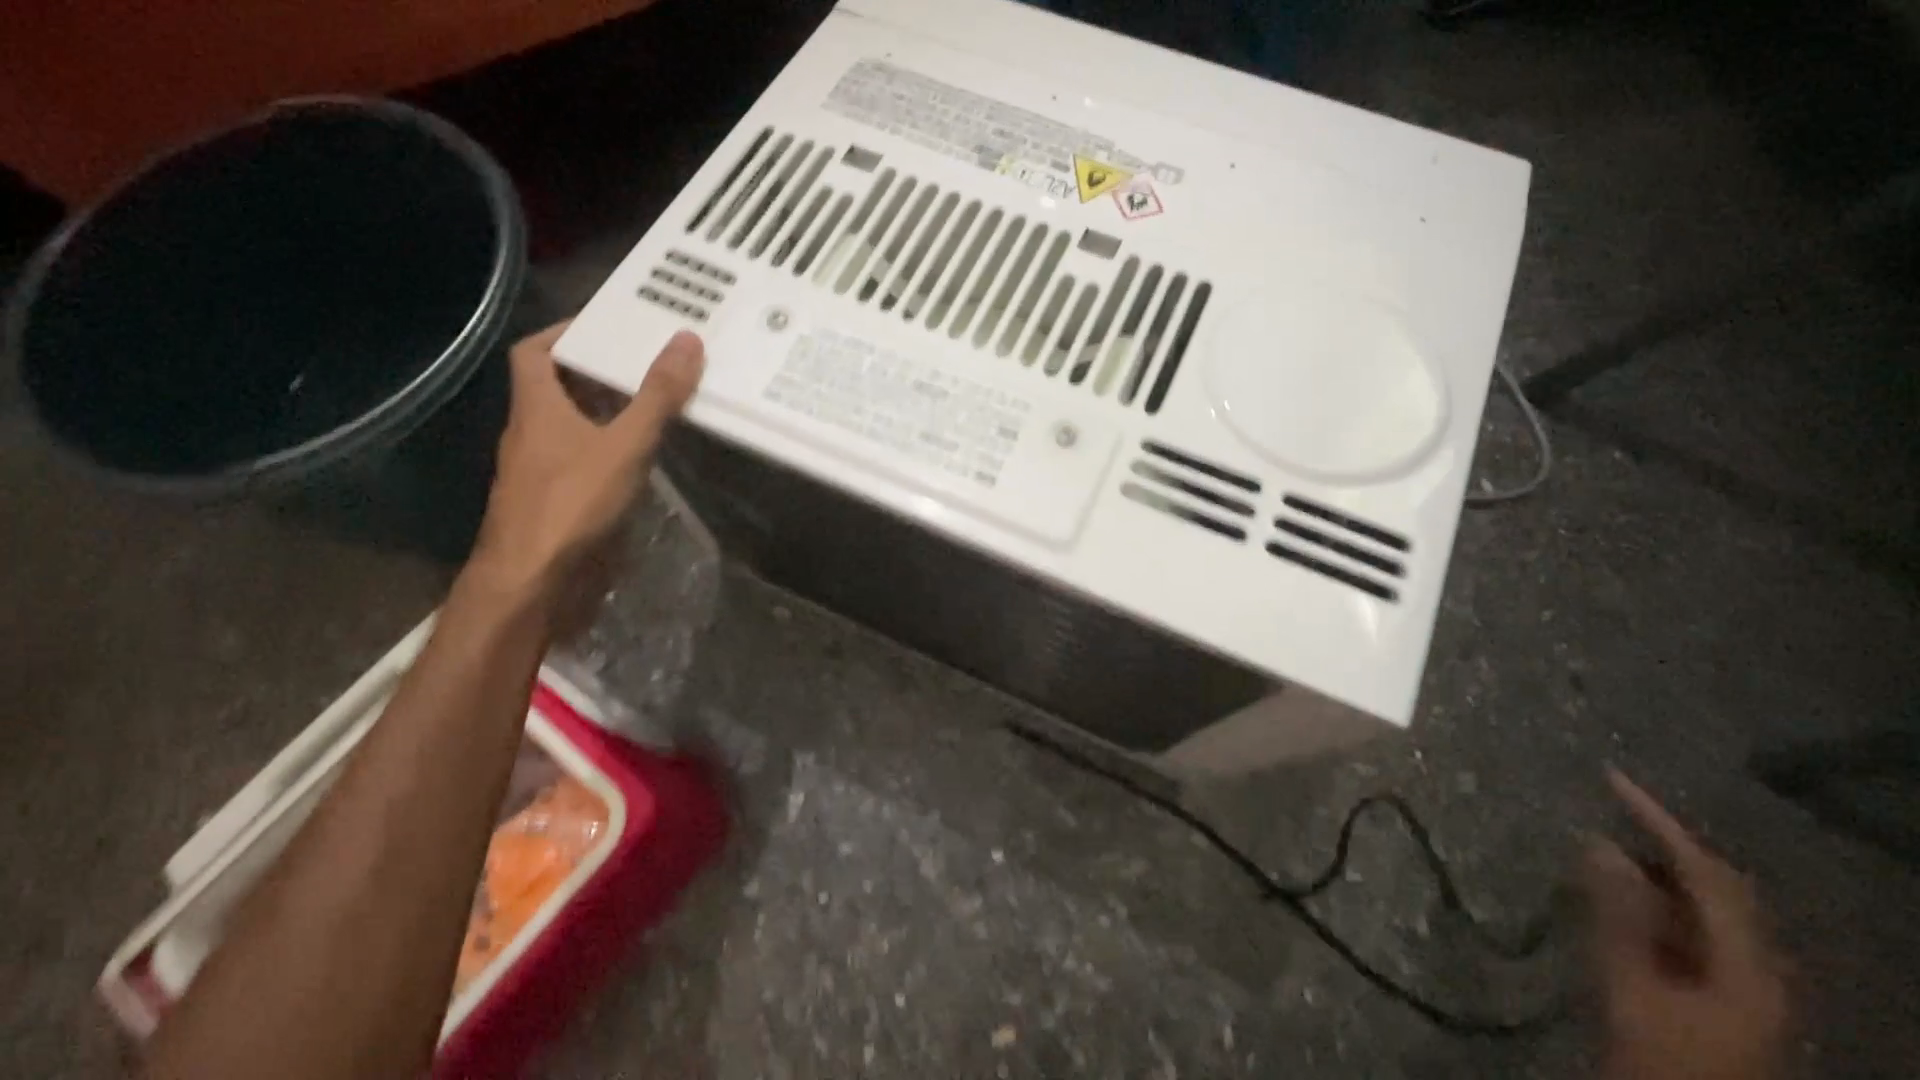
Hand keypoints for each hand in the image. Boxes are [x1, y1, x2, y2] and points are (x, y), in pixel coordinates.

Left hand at [469, 322, 703, 600]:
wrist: (531, 584)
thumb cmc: (571, 505)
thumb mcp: (624, 444)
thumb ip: (657, 397)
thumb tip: (687, 339)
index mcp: (536, 407)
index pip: (534, 352)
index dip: (564, 333)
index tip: (605, 327)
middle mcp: (530, 434)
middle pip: (555, 389)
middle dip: (595, 374)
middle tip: (645, 363)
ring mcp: (539, 473)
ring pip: (568, 429)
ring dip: (603, 415)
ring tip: (652, 405)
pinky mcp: (553, 506)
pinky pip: (579, 464)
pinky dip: (605, 453)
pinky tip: (639, 462)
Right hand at [1585, 768, 1789, 1079]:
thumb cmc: (1660, 1056)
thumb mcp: (1631, 987)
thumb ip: (1617, 916)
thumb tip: (1597, 842)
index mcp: (1745, 960)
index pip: (1703, 869)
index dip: (1656, 819)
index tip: (1610, 779)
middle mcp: (1755, 963)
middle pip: (1711, 885)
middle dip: (1660, 842)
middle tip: (1607, 806)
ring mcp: (1740, 981)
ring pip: (1699, 908)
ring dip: (1654, 873)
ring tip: (1601, 845)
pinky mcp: (1718, 995)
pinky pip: (1689, 931)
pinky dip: (1653, 904)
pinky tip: (1617, 898)